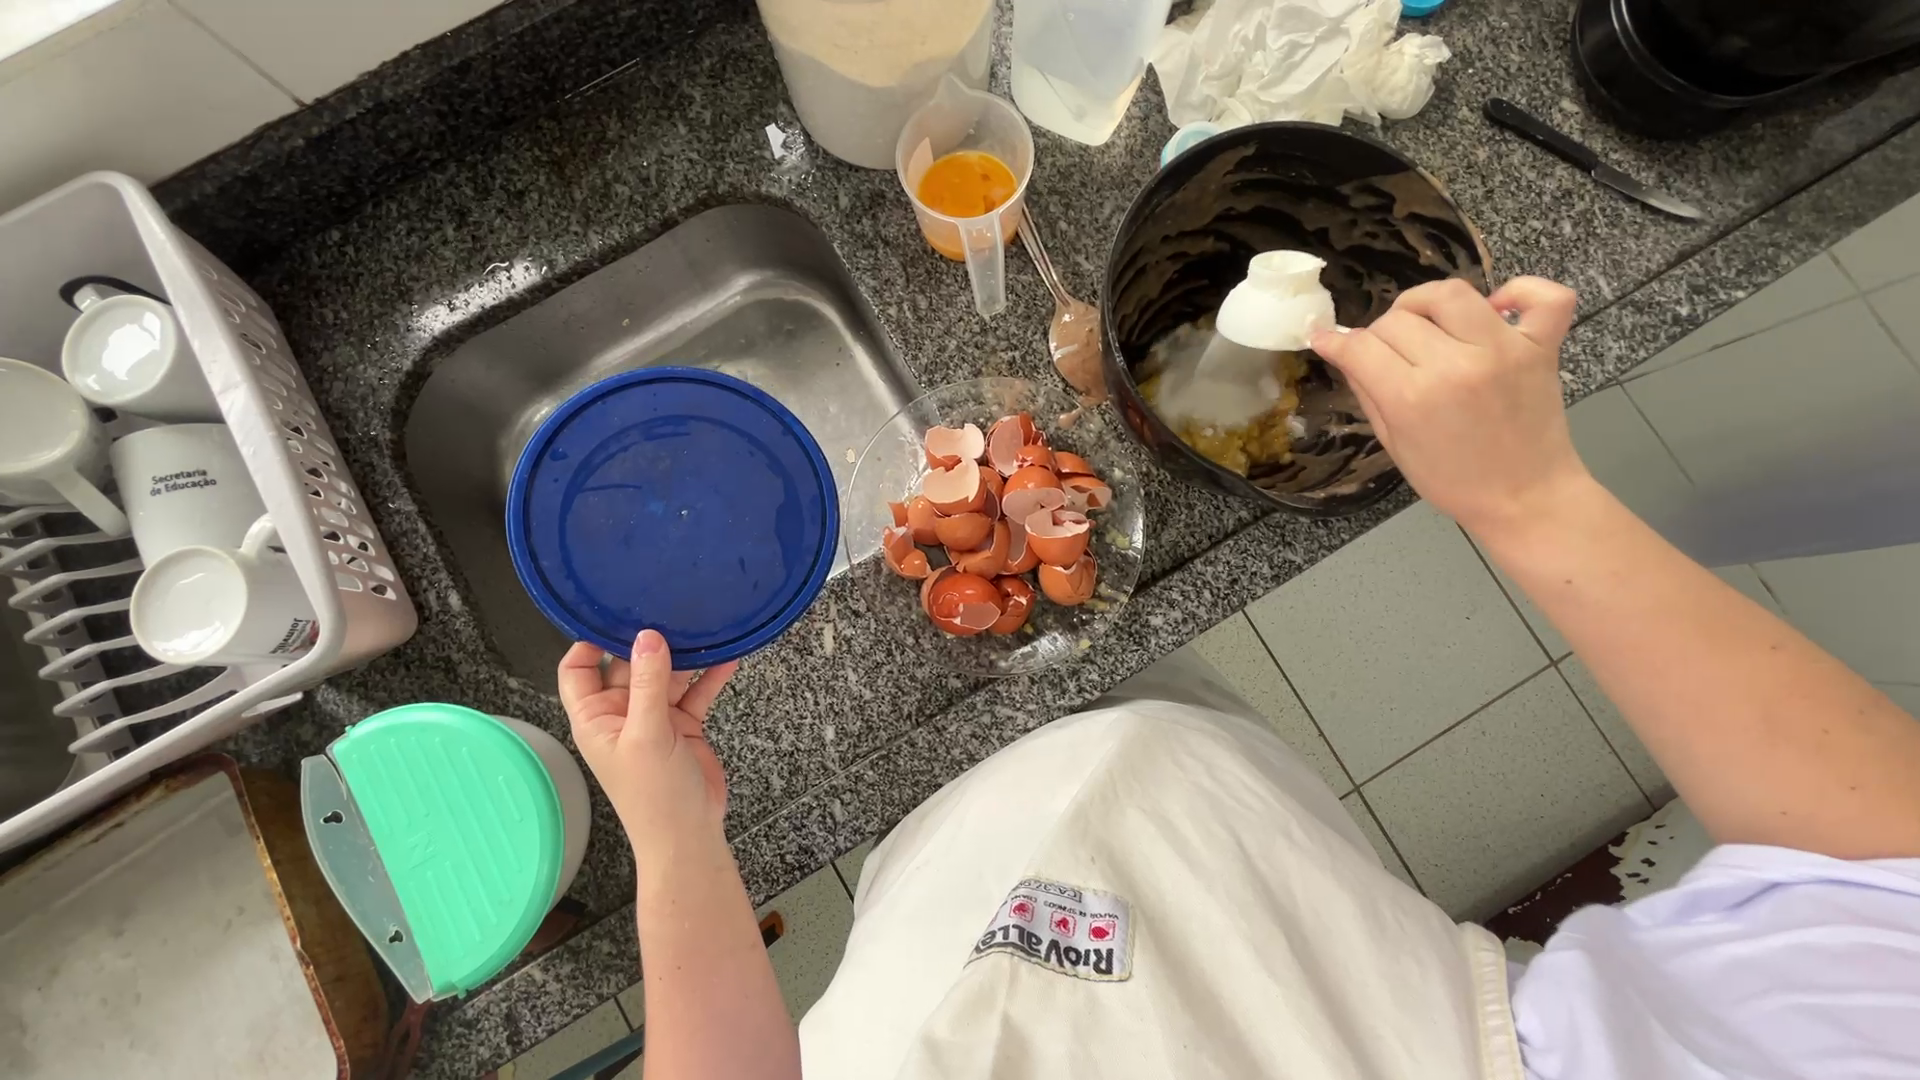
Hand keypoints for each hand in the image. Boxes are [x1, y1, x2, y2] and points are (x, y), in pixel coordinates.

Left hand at [558, 629, 740, 848]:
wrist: (690, 833)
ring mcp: (656, 718)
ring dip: (684, 656)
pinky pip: (697, 691)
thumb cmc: (654, 795)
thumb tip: (647, 637)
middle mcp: (623, 714)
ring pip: (666, 675)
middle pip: (628, 666)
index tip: (611, 615)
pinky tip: (729, 657)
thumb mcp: (648, 734)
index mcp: (596, 717)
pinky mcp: (685, 725)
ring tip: (703, 626)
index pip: (578, 670)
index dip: (588, 643)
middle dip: (647, 643)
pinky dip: (711, 676)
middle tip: (669, 610)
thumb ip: (648, 683)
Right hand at [1310, 276, 1589, 535]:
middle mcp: (1455, 365)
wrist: (1523, 496)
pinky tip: (1496, 308)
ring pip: (1450, 293)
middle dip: (1377, 333)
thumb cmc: (1449, 479)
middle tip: (1383, 353)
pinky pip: (1541, 295)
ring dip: (1424, 303)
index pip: (1359, 347)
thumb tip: (1344, 352)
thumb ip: (1367, 391)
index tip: (1324, 338)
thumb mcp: (1392, 441)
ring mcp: (1502, 350)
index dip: (1334, 340)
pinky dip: (1519, 290)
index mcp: (1411, 397)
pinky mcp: (1541, 346)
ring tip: (1425, 324)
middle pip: (1397, 320)